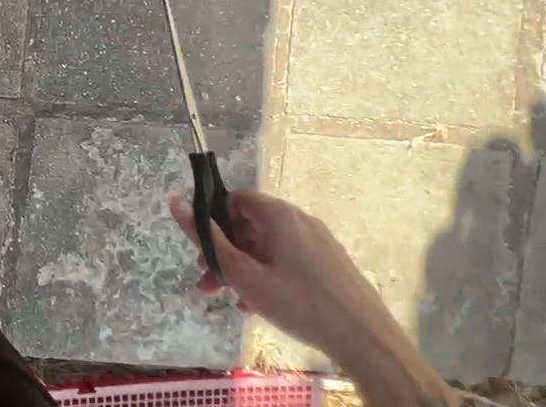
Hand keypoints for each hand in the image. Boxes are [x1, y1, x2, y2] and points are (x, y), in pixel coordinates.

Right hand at [169, 190, 407, 365]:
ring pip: (268, 248)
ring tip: (230, 298)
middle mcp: (300, 221)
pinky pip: (289, 262)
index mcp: (278, 215)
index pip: (234, 198)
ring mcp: (320, 244)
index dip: (212, 219)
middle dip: (224, 251)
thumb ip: (206, 238)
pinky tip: (259, 305)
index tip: (202, 247)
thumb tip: (174, 200)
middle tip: (208, 278)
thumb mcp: (243, 273)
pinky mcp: (332, 267)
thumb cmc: (300, 304)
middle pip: (249, 226)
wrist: (371, 346)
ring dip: (244, 268)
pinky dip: (269, 276)